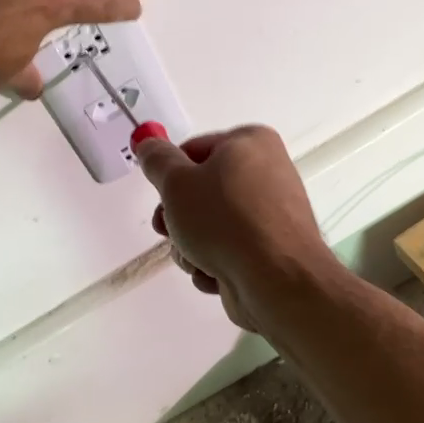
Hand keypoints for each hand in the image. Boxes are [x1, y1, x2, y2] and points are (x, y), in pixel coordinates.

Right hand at [135, 127, 342, 332]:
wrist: (275, 280)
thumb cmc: (224, 220)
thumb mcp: (177, 183)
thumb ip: (158, 161)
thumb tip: (148, 143)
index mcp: (250, 142)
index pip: (195, 150)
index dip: (170, 177)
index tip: (159, 198)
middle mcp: (267, 172)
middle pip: (202, 192)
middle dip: (179, 218)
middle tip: (166, 231)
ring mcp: (270, 215)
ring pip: (212, 226)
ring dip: (192, 246)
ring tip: (195, 259)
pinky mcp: (270, 250)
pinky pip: (230, 250)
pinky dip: (215, 263)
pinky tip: (215, 275)